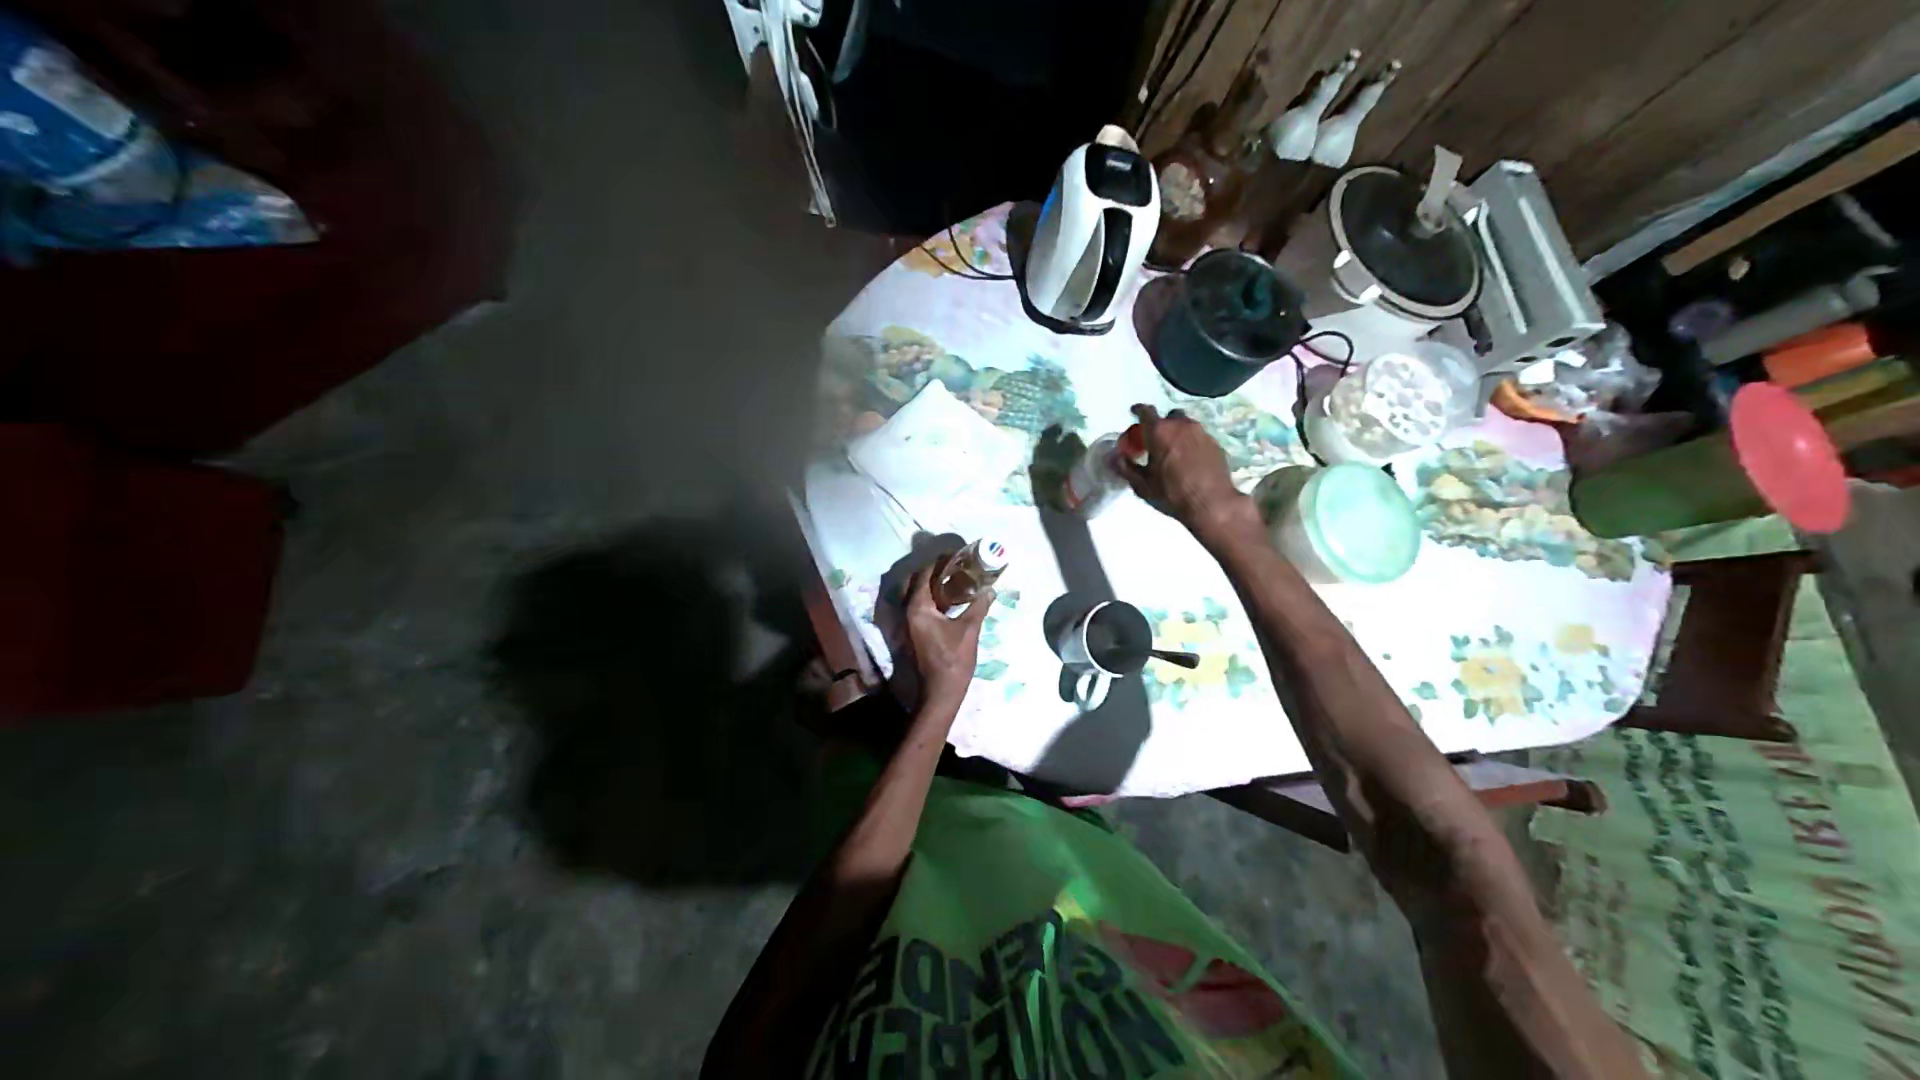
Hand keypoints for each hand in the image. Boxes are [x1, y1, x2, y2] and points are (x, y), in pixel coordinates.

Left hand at [905, 562, 993, 712]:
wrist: (939, 693)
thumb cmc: (953, 660)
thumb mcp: (969, 630)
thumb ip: (978, 606)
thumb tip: (989, 589)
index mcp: (917, 607)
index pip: (924, 574)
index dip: (939, 562)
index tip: (955, 556)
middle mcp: (906, 612)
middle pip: (916, 583)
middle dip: (933, 572)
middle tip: (955, 567)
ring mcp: (906, 624)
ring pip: (916, 596)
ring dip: (931, 586)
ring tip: (954, 581)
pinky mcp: (912, 633)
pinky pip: (918, 608)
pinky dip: (931, 600)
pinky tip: (949, 602)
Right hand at [1119, 404, 1260, 544]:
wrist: (1212, 504)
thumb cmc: (1172, 494)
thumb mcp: (1142, 485)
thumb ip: (1126, 467)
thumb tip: (1115, 457)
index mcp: (1160, 432)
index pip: (1146, 411)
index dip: (1138, 410)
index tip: (1134, 413)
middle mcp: (1182, 425)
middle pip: (1168, 417)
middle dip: (1160, 425)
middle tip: (1155, 440)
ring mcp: (1202, 433)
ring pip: (1186, 425)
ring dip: (1177, 433)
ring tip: (1173, 451)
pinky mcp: (1216, 444)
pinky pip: (1199, 437)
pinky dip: (1191, 443)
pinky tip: (1190, 460)